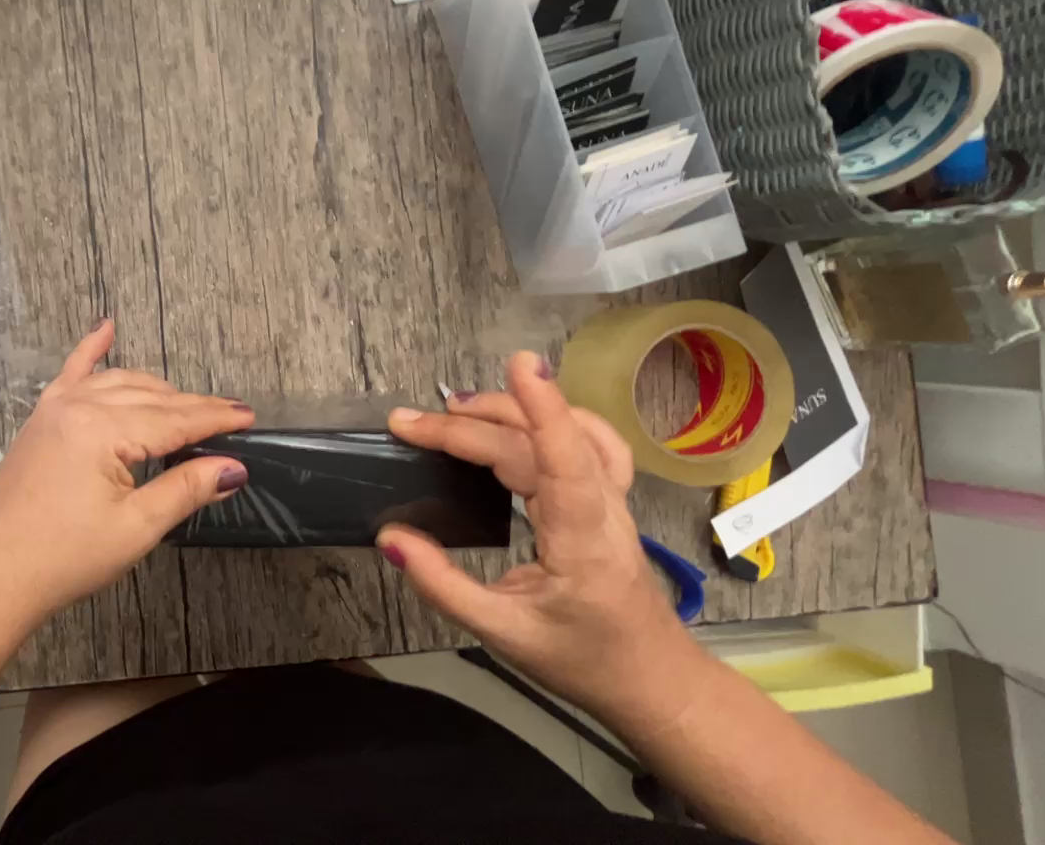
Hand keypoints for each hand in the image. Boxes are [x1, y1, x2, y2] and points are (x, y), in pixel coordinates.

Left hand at [0, 319, 252, 631]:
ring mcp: (55, 408)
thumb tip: (232, 468)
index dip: (215, 419)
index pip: (174, 419)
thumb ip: (185, 489)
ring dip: (157, 391)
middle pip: (151, 398)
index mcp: (102, 430)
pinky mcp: (41, 419)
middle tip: (230, 418)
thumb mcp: (135, 528)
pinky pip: (71, 373)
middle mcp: (78, 406)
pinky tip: (105, 329)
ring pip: (119, 383)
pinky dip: (91, 350)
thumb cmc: (63, 559)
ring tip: (190, 406)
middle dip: (193, 407)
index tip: (249, 418)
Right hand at [378, 351, 705, 725]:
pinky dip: (548, 417)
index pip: (564, 461)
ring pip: (570, 431)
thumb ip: (443, 586)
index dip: (543, 408)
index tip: (520, 363)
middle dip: (468, 423)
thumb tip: (391, 537)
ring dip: (512, 409)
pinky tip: (515, 417)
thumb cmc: (583, 660)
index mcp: (582, 542)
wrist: (654, 680)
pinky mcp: (606, 497)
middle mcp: (602, 509)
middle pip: (537, 442)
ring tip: (455, 408)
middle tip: (407, 424)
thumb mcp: (503, 634)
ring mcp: (611, 499)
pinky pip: (586, 441)